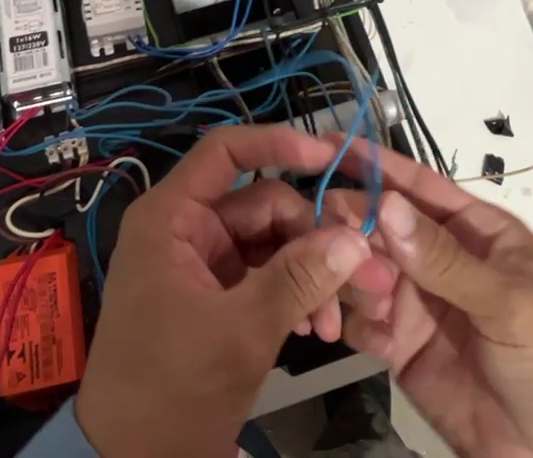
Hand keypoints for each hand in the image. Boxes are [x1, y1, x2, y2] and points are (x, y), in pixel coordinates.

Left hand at [76, 126, 394, 457]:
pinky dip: (294, 294)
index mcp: (172, 218)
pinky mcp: (215, 296)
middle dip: (312, 239)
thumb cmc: (170, 389)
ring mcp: (201, 263)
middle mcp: (186, 229)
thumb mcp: (240, 332)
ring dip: (309, 273)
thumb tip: (354, 239)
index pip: (224, 152)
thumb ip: (299, 279)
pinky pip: (265, 274)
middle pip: (263, 205)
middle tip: (361, 278)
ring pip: (271, 242)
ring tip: (337, 321)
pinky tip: (317, 328)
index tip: (328, 156)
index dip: (276, 143)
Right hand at [328, 140, 532, 457]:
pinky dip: (338, 313)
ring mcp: (417, 301)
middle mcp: (440, 258)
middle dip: (349, 224)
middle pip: (381, 223)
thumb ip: (445, 260)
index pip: (419, 187)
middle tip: (322, 236)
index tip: (325, 145)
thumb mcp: (510, 305)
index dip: (374, 164)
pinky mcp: (399, 346)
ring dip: (345, 272)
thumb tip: (386, 204)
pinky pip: (357, 317)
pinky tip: (329, 322)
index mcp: (477, 232)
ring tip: (349, 296)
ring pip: (361, 266)